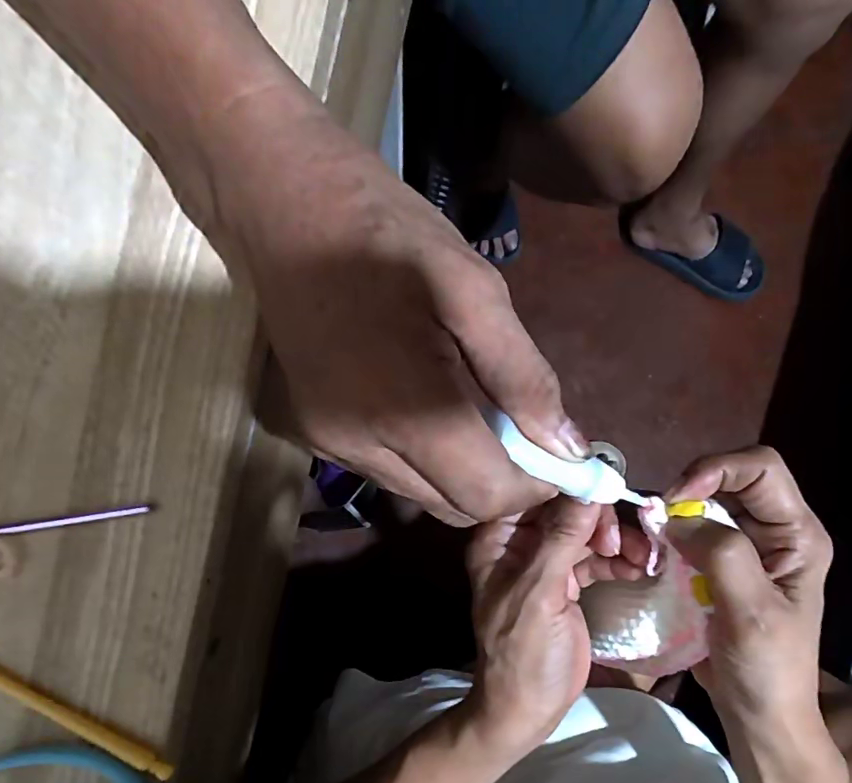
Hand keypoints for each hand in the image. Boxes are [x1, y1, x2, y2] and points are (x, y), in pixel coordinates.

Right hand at [213, 99, 590, 524]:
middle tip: (525, 435)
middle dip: (503, 485)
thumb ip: (524, 377)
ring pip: (421, 496)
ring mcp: (330, 448)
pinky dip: (425, 461)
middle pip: (454, 507)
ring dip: (463, 475)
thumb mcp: (475, 290)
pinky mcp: (313, 438)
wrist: (283, 207)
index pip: (486, 495)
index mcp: (408, 411)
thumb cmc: (389, 235)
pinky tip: (429, 411)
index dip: (535, 486)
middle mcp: (361, 449)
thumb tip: (568, 448)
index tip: (560, 457)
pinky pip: (388, 474)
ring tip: (480, 418)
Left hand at [464, 498, 641, 751]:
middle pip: (564, 508)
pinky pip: (595, 557)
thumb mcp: (540, 594)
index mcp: (497, 540)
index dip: (570, 484)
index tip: (609, 486)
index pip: (532, 493)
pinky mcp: (566, 582)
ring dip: (616, 539)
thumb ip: (562, 539)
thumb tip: (589, 488)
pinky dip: (618, 559)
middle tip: (623, 541)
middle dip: (599, 518)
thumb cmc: (524, 653)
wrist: (527, 708)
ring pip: (584, 531)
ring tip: (643, 557)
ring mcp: (544, 563)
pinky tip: (640, 568)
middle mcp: (519, 545)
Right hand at [663, 448, 832, 723]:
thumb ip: (721, 554)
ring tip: (652, 538)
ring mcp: (749, 549)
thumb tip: (676, 517)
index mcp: (798, 535)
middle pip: (732, 479)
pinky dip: (670, 534)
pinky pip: (693, 531)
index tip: (674, 499)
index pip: (761, 469)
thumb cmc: (765, 668)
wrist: (760, 714)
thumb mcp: (750, 611)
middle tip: (655, 518)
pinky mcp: (722, 565)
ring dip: (677, 512)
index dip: (716, 470)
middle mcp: (776, 532)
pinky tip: (656, 554)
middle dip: (690, 489)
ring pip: (708, 503)